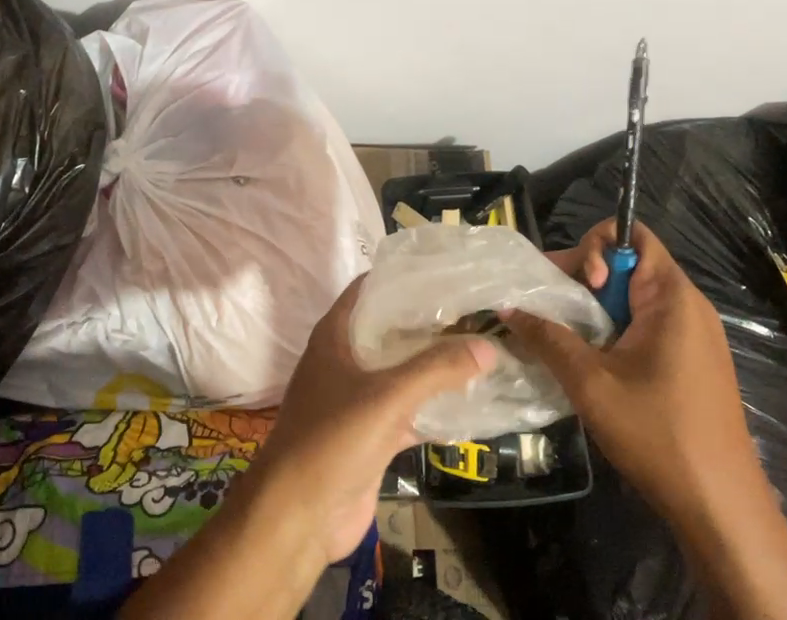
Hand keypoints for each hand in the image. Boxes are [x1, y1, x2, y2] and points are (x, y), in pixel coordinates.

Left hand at [255, 274, 497, 561]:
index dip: (403, 277)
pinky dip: (435, 408)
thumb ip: (437, 369)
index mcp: (334, 337)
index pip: (368, 290)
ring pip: (401, 373)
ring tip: (484, 349)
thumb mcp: (387, 396)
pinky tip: (474, 404)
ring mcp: (356, 400)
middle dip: (429, 324)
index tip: (447, 270)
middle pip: (390, 331)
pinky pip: (408, 412)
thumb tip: (489, 345)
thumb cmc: (332, 440)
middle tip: (478, 311)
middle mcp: (343, 362)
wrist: (297, 516)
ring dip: (435, 366)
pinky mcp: (370, 436)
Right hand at [522, 220, 786, 619]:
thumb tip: (508, 308)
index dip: (595, 249)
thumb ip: (548, 338)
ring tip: (564, 340)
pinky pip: (647, 326)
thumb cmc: (656, 433)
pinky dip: (615, 332)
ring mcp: (694, 336)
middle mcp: (688, 306)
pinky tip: (592, 364)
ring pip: (634, 299)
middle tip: (550, 314)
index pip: (632, 236)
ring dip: (595, 311)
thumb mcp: (590, 383)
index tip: (578, 289)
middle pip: (630, 265)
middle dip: (584, 281)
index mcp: (672, 297)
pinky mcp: (692, 362)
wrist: (719, 504)